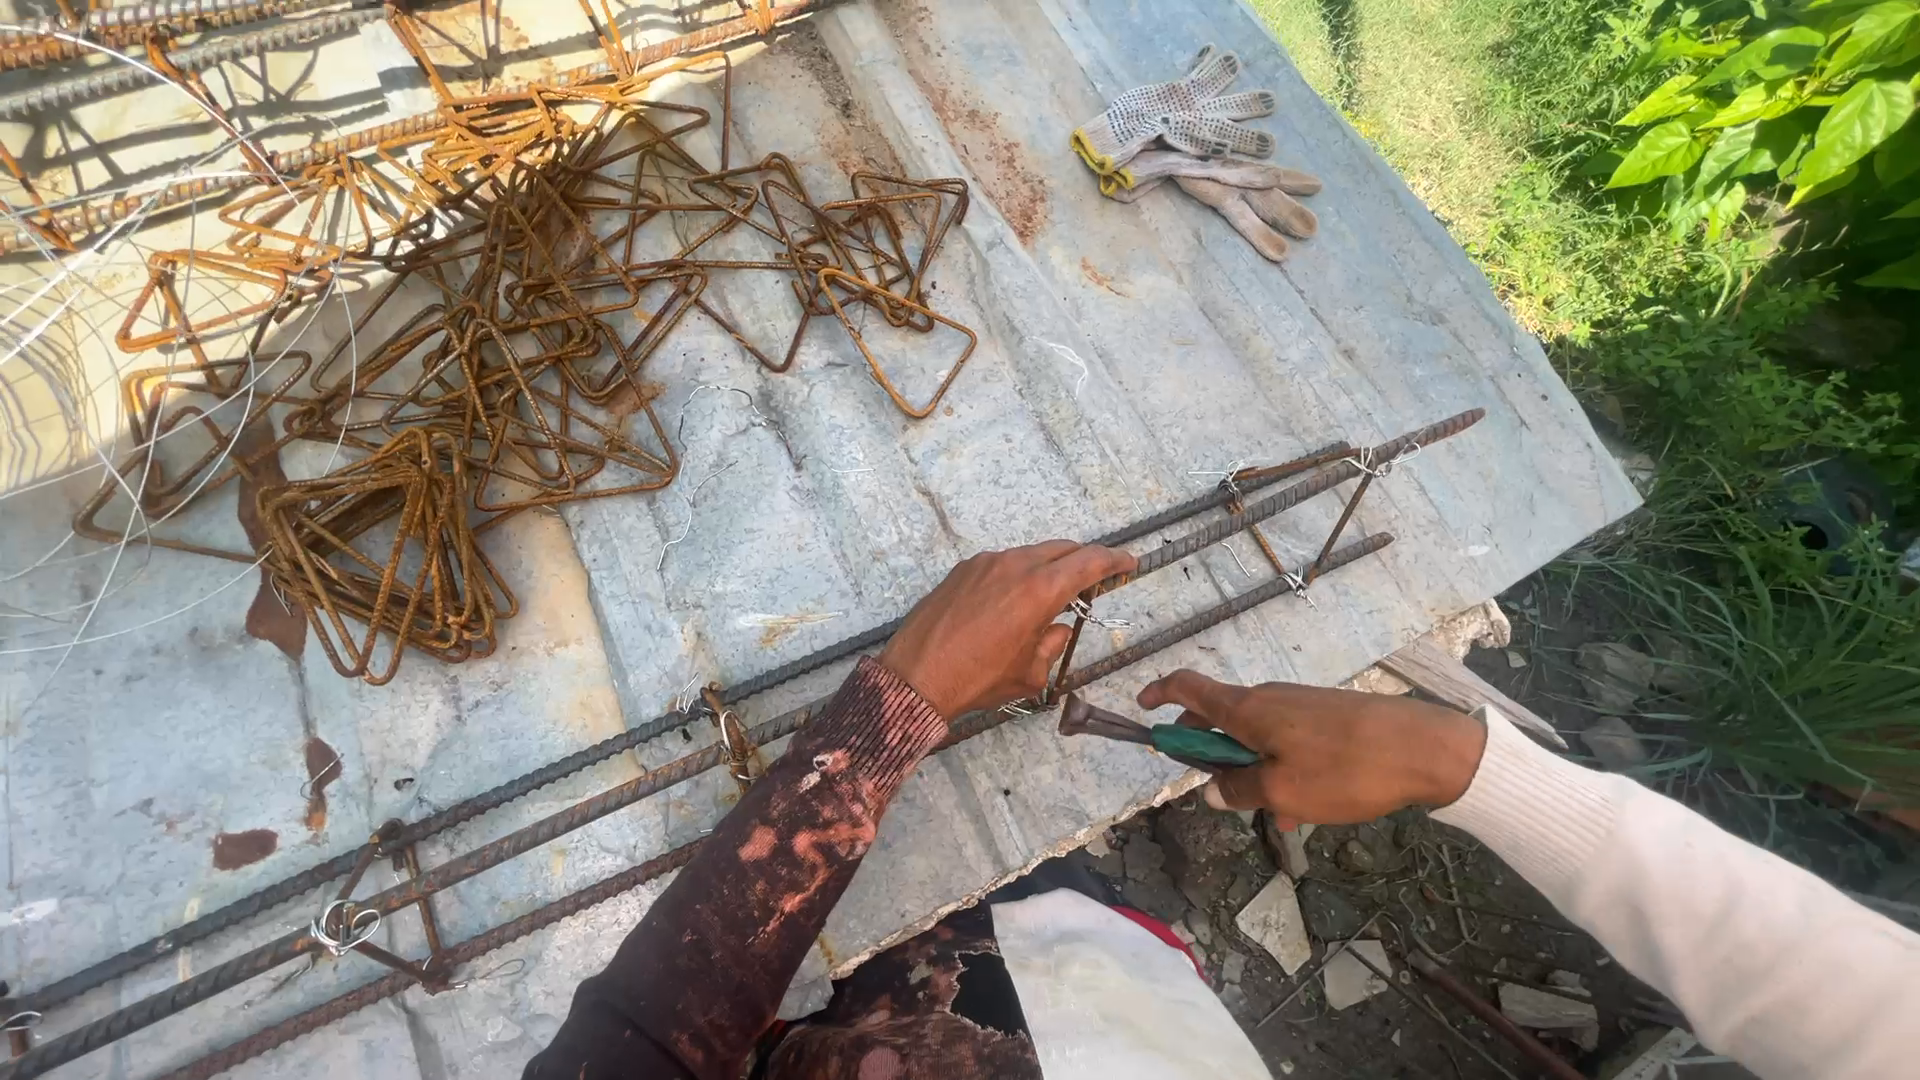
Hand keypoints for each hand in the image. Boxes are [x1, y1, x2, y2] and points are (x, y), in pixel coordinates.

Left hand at [879, 541, 1136, 717]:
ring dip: (1048, 567)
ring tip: (1051, 593)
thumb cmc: (977, 679)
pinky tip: (1012, 600)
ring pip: (1029, 554)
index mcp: (1038, 590)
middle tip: (1096, 577)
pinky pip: (1001, 563)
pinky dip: (1017, 574)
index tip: (1129, 562)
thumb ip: (1052, 644)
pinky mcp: (962, 569)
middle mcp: (1013, 565)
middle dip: (1083, 560)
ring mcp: (984, 563)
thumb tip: (1058, 629)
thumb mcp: (1029, 673)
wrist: (915, 677)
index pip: (1088, 562)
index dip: (1113, 560)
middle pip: (1061, 550)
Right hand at [1136, 671, 1486, 826]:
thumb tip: (1210, 790)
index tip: (1143, 707)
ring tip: (1273, 812)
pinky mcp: (1327, 715)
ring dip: (1250, 766)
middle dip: (1207, 749)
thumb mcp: (1283, 790)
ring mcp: (1299, 704)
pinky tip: (1307, 805)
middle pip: (1219, 716)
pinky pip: (1287, 738)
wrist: (1426, 749)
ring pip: (1257, 733)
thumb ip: (1239, 790)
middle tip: (1211, 784)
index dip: (1159, 693)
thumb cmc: (1344, 768)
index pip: (1188, 687)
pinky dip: (1280, 764)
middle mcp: (1266, 699)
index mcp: (1246, 710)